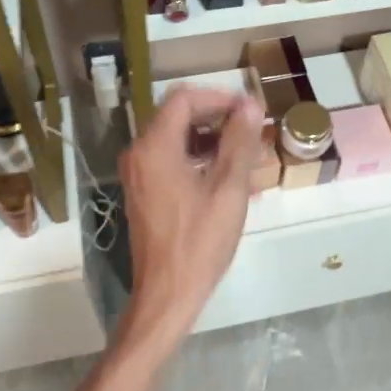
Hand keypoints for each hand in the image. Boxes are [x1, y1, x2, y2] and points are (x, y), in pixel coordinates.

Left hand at [117, 85, 264, 349]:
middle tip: (252, 130)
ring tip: (247, 153)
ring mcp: (138, 173)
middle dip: (217, 117)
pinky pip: (170, 159)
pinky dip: (198, 158)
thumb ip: (239, 142)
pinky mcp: (143, 191)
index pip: (184, 99)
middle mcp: (139, 153)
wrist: (167, 293)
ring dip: (210, 138)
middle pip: (178, 115)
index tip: (250, 111)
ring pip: (176, 138)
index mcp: (155, 147)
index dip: (219, 97)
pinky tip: (227, 176)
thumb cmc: (200, 241)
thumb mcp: (228, 189)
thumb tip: (250, 106)